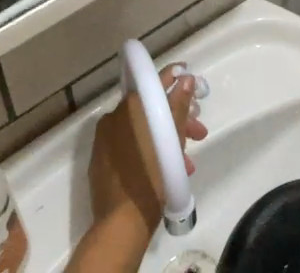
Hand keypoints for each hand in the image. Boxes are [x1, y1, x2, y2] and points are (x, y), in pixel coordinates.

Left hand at [89, 68, 207, 228]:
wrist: (122, 222)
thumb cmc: (153, 175)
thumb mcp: (173, 139)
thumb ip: (179, 106)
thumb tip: (185, 79)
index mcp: (130, 108)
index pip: (154, 82)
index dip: (175, 79)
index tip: (190, 80)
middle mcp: (114, 118)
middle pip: (150, 109)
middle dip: (177, 118)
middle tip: (198, 132)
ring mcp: (105, 140)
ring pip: (142, 130)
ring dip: (166, 138)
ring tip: (187, 161)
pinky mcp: (101, 161)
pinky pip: (130, 146)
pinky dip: (148, 150)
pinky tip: (167, 169)